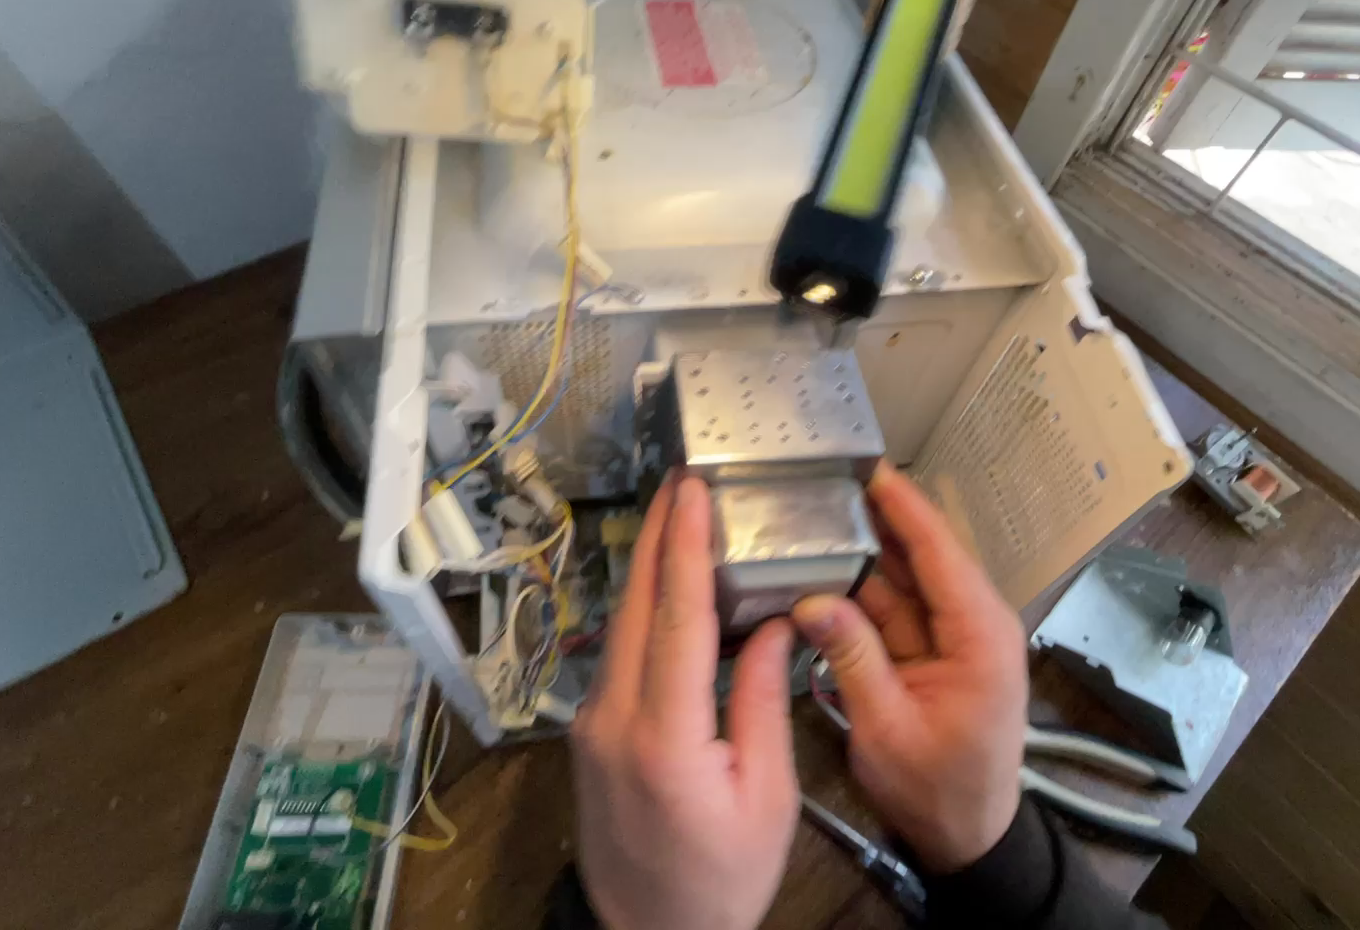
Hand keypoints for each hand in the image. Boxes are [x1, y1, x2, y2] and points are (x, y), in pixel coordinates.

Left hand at [570, 474, 799, 929]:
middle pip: (634, 603)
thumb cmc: (720, 878)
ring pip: (621, 620)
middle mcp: (615, 714)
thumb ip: (761, 700)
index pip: (677, 619)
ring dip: (648, 563)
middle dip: (656, 533)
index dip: (684, 547)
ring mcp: (592, 718)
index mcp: (666, 736)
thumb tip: (770, 624)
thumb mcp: (766, 797)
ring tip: (677, 515)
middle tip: (679, 480)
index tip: (691, 493)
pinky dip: (644, 604)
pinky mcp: (590, 724)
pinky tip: (668, 582)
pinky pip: (620, 647)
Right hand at [792, 463, 1028, 872]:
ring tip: (820, 512)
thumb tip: (810, 599)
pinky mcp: (931, 645)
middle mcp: (971, 620)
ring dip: (865, 548)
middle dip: (878, 517)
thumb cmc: (938, 789)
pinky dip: (861, 585)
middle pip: (921, 554)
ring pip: (904, 575)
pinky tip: (826, 564)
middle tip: (829, 481)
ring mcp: (950, 632)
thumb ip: (852, 657)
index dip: (903, 507)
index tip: (870, 467)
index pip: (939, 551)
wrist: (967, 837)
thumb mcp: (888, 728)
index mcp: (979, 633)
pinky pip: (894, 603)